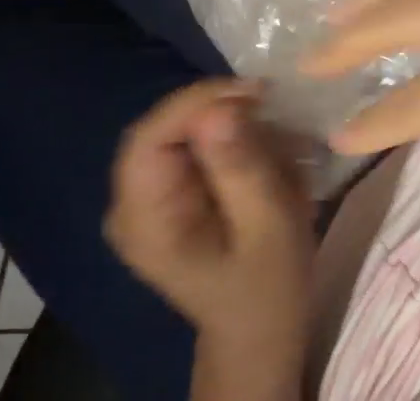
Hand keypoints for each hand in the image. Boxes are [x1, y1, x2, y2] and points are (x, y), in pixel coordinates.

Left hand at [105, 80, 313, 358]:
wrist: (260, 328)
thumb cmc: (268, 285)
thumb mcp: (268, 226)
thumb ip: (241, 169)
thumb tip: (220, 110)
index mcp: (144, 219)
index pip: (149, 138)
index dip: (196, 102)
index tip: (258, 92)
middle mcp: (134, 203)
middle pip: (166, 129)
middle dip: (223, 110)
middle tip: (280, 108)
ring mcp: (152, 198)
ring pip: (186, 132)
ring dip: (237, 124)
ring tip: (285, 141)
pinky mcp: (175, 194)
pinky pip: (199, 147)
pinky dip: (238, 139)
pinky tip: (273, 154)